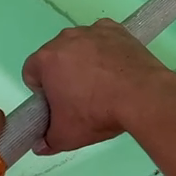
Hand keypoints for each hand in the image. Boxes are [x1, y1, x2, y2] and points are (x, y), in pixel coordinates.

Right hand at [21, 20, 175, 153]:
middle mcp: (66, 38)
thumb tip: (41, 145)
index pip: (32, 74)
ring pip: (81, 47)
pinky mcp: (118, 30)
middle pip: (57, 58)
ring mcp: (93, 31)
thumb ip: (47, 140)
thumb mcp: (67, 136)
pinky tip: (117, 67)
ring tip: (105, 83)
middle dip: (65, 74)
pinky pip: (104, 38)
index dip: (43, 92)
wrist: (144, 97)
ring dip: (86, 61)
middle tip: (83, 96)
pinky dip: (107, 49)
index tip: (59, 104)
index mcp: (46, 60)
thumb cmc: (98, 113)